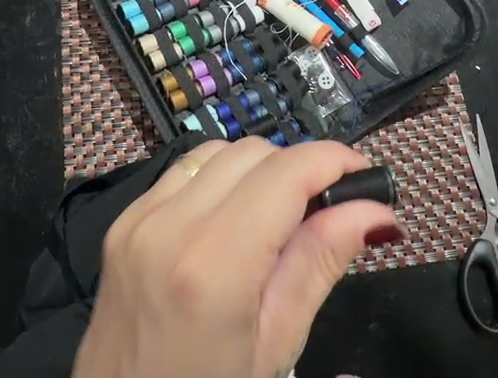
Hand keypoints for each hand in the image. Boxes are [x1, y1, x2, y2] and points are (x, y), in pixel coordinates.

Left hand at [73, 139, 399, 377]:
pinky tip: (233, 217)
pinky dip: (219, 178)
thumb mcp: (276, 345)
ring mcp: (139, 217)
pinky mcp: (123, 220)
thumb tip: (374, 210)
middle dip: (299, 167)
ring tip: (281, 214)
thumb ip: (320, 263)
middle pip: (253, 153)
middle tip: (329, 207)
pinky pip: (183, 171)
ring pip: (217, 151)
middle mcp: (170, 224)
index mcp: (213, 265)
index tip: (366, 174)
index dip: (333, 161)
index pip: (285, 173)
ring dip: (259, 169)